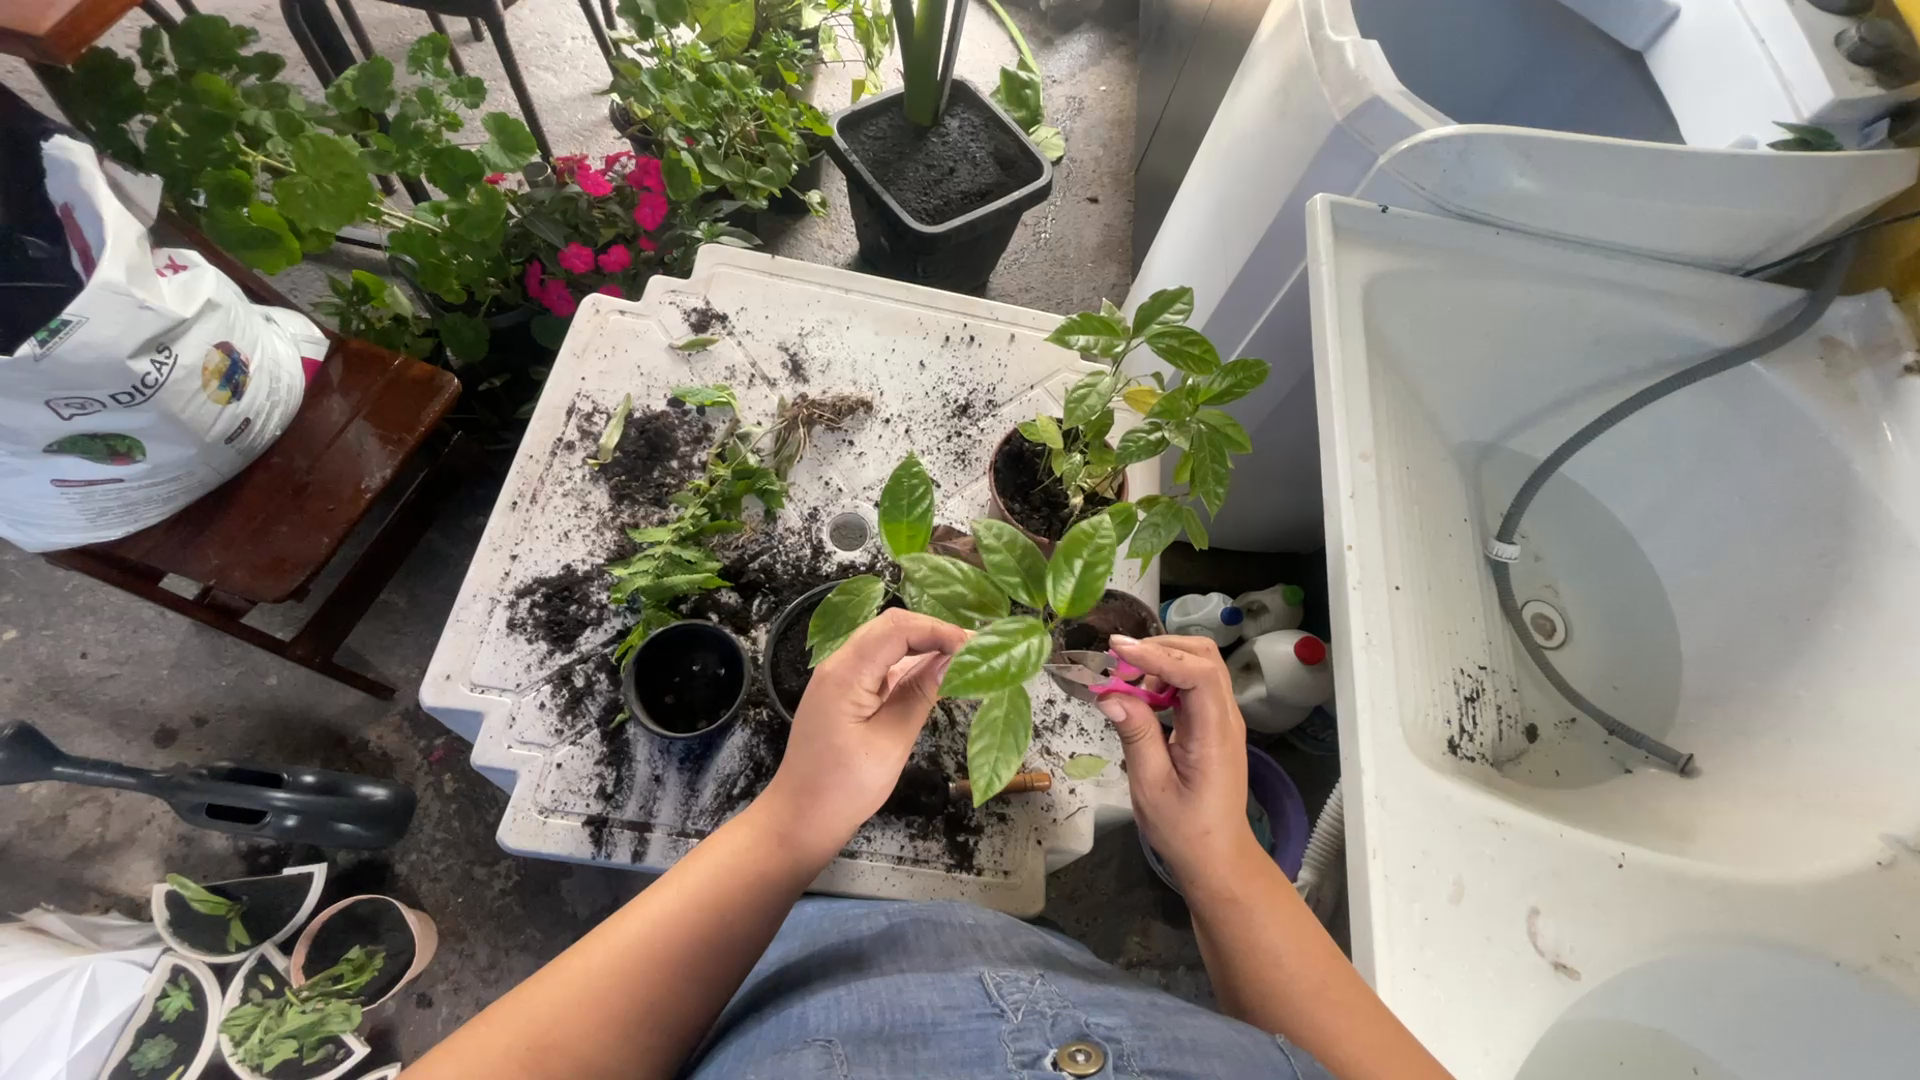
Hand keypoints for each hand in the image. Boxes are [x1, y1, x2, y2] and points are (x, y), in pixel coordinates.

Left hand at [757, 608, 969, 864]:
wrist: (799, 818)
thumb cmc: (843, 788)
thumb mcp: (891, 742)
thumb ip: (920, 695)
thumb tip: (951, 660)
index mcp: (845, 673)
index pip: (896, 629)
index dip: (937, 629)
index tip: (973, 644)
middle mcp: (838, 664)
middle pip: (889, 627)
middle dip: (932, 631)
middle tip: (973, 648)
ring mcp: (838, 677)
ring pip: (884, 642)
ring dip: (922, 644)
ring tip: (962, 656)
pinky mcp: (843, 692)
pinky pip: (878, 663)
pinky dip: (908, 662)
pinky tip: (933, 672)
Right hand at [1097, 634, 1265, 891]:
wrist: (1216, 857)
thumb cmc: (1184, 829)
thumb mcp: (1151, 785)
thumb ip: (1136, 735)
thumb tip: (1111, 694)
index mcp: (1215, 733)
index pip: (1198, 673)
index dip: (1158, 655)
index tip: (1118, 650)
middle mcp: (1226, 717)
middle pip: (1204, 656)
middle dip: (1160, 648)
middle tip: (1119, 662)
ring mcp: (1222, 718)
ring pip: (1200, 664)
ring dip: (1161, 660)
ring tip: (1126, 679)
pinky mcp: (1211, 723)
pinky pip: (1193, 683)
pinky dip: (1165, 676)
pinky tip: (1141, 694)